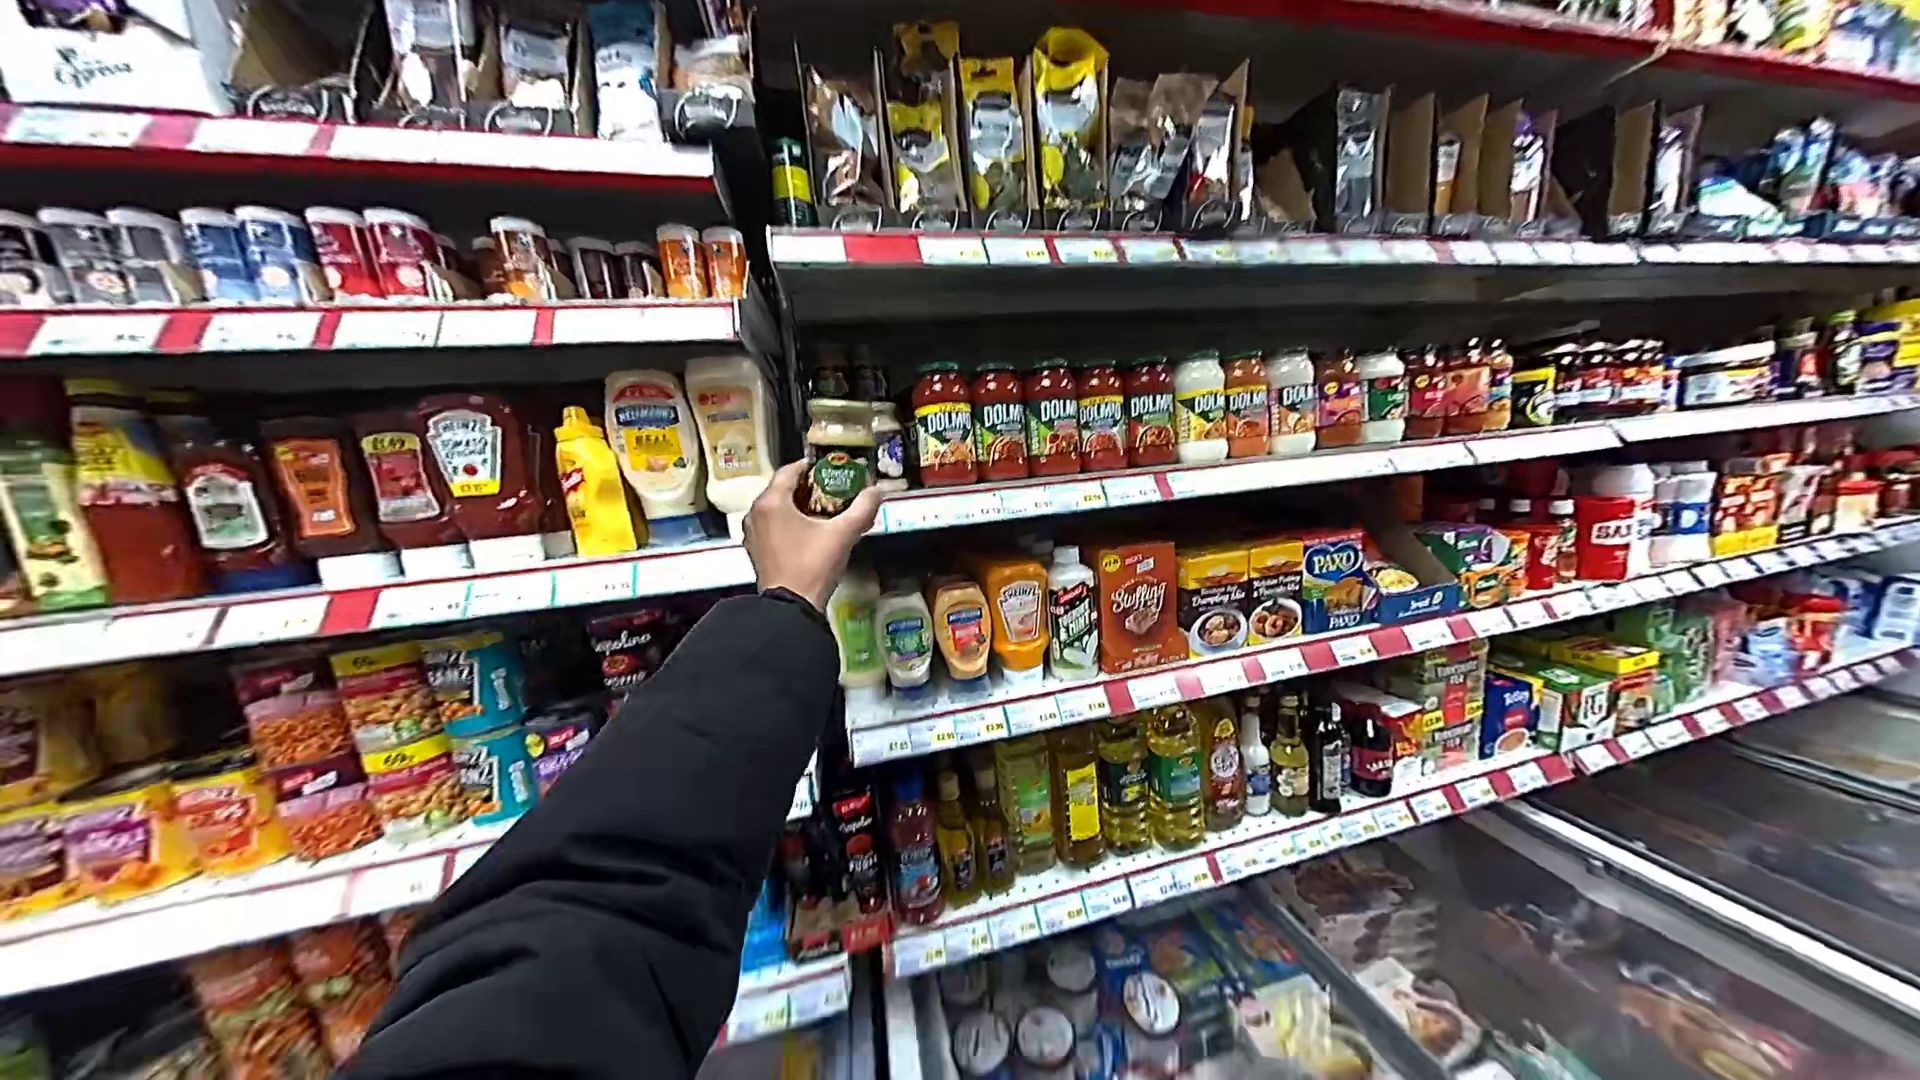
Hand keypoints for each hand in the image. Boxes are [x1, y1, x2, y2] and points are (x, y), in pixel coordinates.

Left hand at [743, 462, 881, 610]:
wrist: (791, 607)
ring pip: (776, 509)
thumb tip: (877, 490)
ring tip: (823, 512)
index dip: (811, 467)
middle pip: (783, 489)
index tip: (829, 470)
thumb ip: (862, 508)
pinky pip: (772, 527)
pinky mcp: (755, 551)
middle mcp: (756, 513)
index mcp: (771, 502)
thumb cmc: (813, 565)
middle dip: (808, 488)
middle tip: (832, 491)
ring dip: (798, 507)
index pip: (790, 471)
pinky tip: (809, 533)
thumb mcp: (842, 534)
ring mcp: (753, 533)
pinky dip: (788, 524)